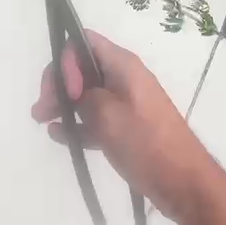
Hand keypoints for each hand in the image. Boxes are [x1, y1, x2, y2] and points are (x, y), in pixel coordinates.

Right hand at [29, 31, 225, 224]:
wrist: (184, 184)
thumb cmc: (146, 141)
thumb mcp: (107, 114)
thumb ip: (83, 95)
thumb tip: (71, 90)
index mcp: (122, 64)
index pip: (83, 42)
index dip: (66, 61)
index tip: (66, 91)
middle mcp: (123, 77)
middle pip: (82, 68)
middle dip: (58, 84)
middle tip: (41, 109)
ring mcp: (125, 103)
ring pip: (86, 94)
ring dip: (63, 105)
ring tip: (42, 121)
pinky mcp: (126, 128)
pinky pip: (95, 118)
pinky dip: (78, 124)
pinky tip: (59, 135)